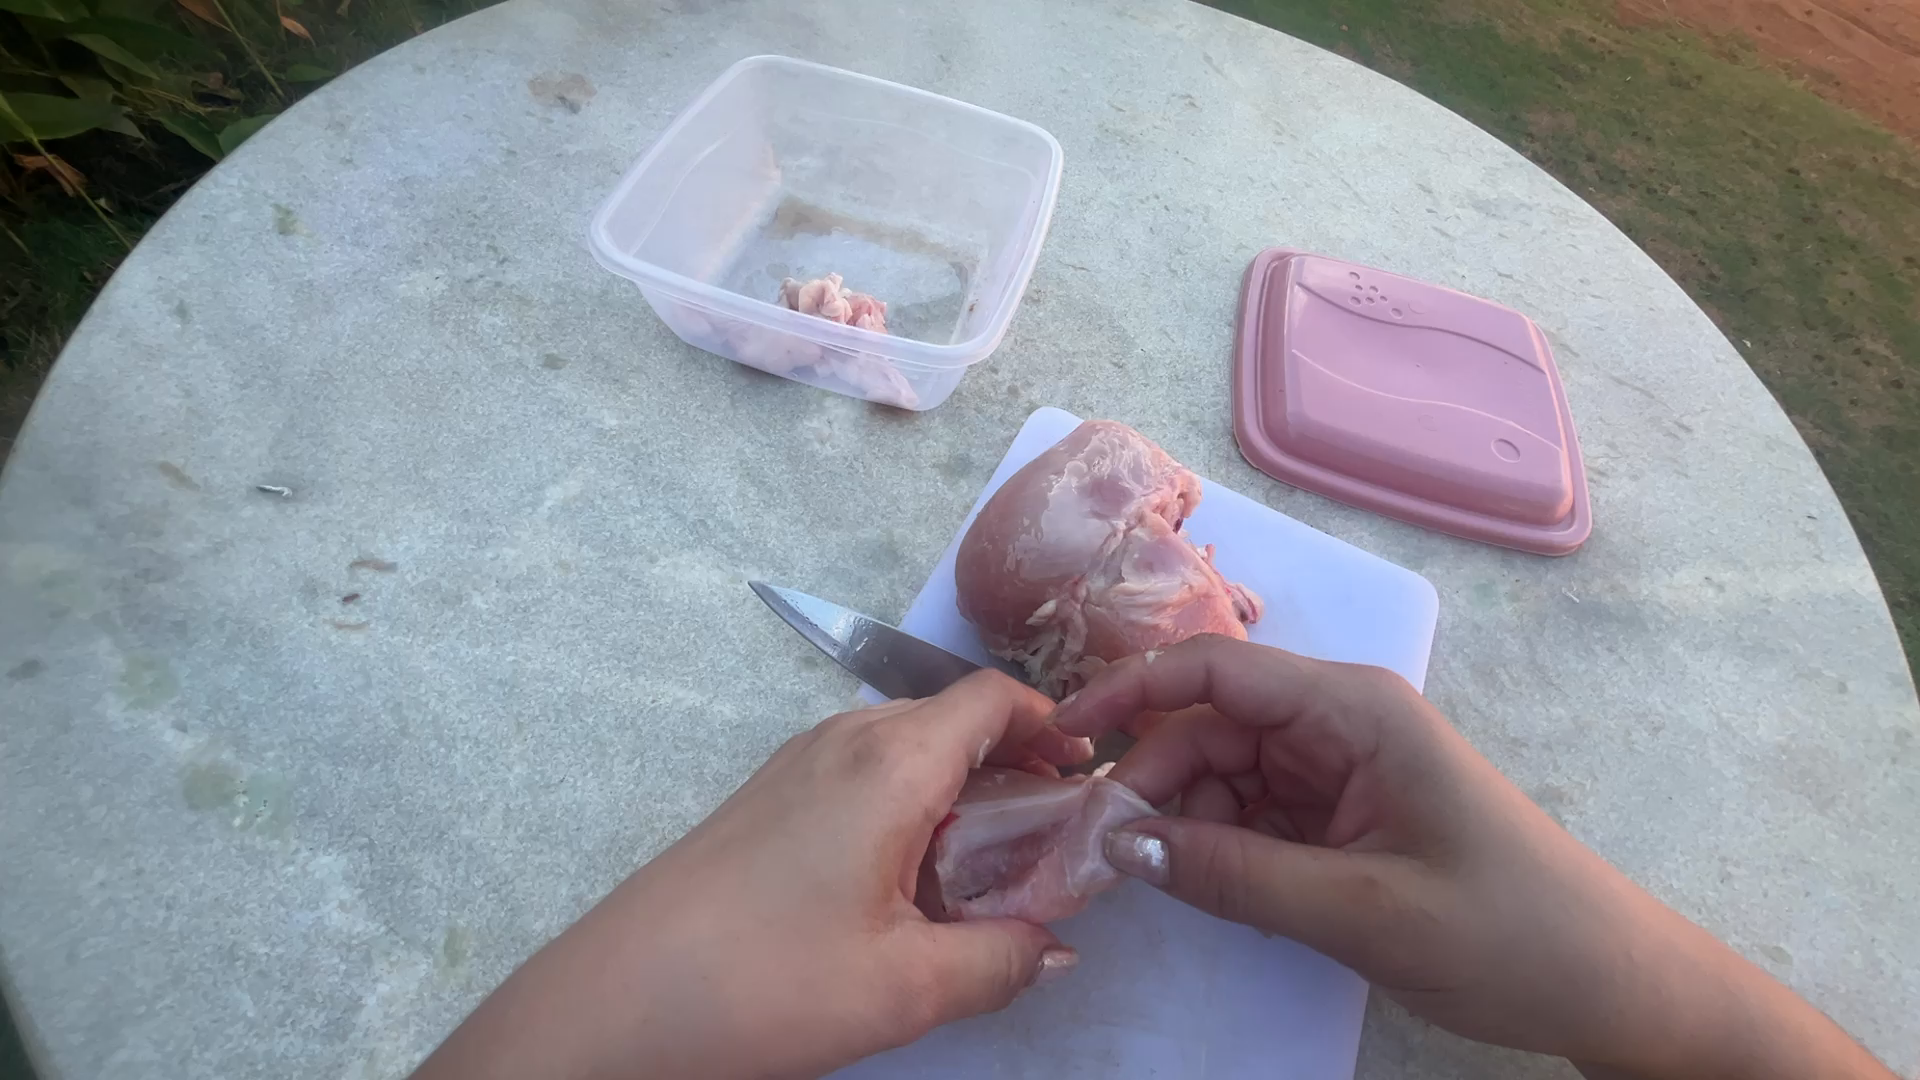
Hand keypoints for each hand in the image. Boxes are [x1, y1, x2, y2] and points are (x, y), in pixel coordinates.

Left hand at [414, 670, 1090, 1079]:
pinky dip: (917, 784)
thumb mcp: (905, 987)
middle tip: (1047, 822)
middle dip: (1014, 754)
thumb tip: (1058, 949)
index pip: (992, 696)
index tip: (1082, 771)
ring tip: (987, 844)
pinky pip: (871, 758)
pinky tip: (912, 855)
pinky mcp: (779, 780)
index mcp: (894, 759)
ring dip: (963, 772)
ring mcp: (808, 751)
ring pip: (913, 734)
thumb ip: (1000, 960)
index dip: (1048, 721)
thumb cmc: (771, 980)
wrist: (618, 996)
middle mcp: (852, 733)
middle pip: (955, 712)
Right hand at [1052, 635, 1890, 1079]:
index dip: (1129, 689)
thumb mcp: (1362, 911)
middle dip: (1150, 779)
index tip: (1065, 730)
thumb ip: (1232, 874)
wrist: (1621, 995)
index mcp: (1347, 706)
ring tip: (1157, 874)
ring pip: (1214, 771)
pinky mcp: (1325, 807)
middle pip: (1204, 726)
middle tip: (1103, 846)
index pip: (1212, 669)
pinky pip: (1241, 809)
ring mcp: (1325, 763)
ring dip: (1178, 817)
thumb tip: (1116, 840)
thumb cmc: (1511, 934)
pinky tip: (1209, 883)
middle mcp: (1327, 719)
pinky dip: (1211, 842)